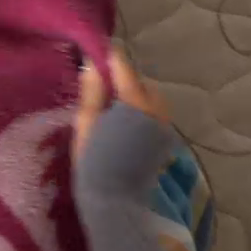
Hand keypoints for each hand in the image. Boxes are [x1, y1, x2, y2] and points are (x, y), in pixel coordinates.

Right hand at [71, 49, 170, 193]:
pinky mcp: (164, 138)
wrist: (119, 202)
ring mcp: (163, 124)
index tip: (94, 48)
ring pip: (148, 97)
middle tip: (97, 82)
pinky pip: (152, 112)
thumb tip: (92, 64)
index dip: (108, 55)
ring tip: (108, 103)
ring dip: (130, 94)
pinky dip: (137, 109)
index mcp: (134, 102)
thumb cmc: (96, 161)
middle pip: (138, 81)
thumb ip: (92, 93)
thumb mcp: (87, 124)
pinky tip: (121, 121)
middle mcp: (155, 108)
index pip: (123, 67)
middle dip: (120, 77)